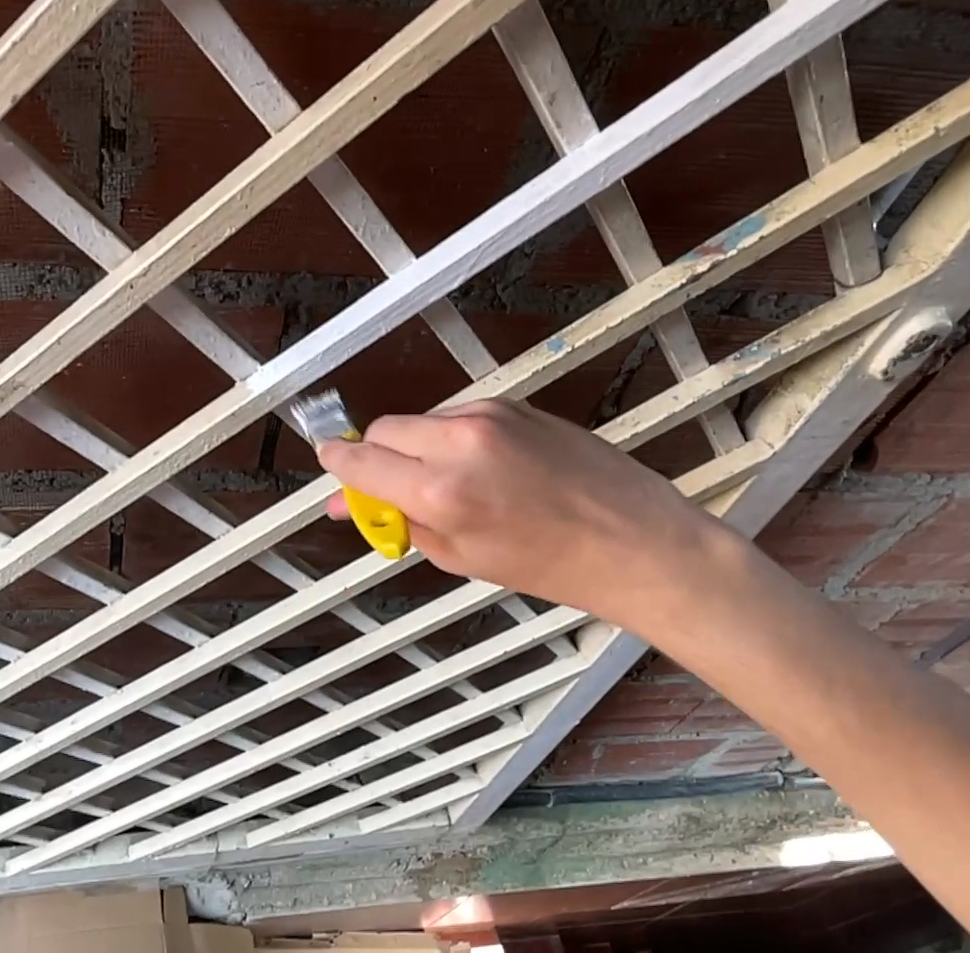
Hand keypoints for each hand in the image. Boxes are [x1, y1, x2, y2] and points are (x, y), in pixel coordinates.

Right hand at [317, 400, 742, 633]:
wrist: (638, 542)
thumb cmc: (550, 566)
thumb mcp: (462, 557)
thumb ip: (401, 524)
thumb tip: (352, 507)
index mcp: (441, 492)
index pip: (360, 460)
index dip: (339, 466)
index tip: (332, 467)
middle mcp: (458, 443)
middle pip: (383, 429)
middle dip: (378, 455)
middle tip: (392, 488)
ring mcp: (488, 416)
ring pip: (421, 421)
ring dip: (417, 448)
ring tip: (450, 484)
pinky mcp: (513, 404)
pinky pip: (458, 416)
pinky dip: (452, 439)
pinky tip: (483, 469)